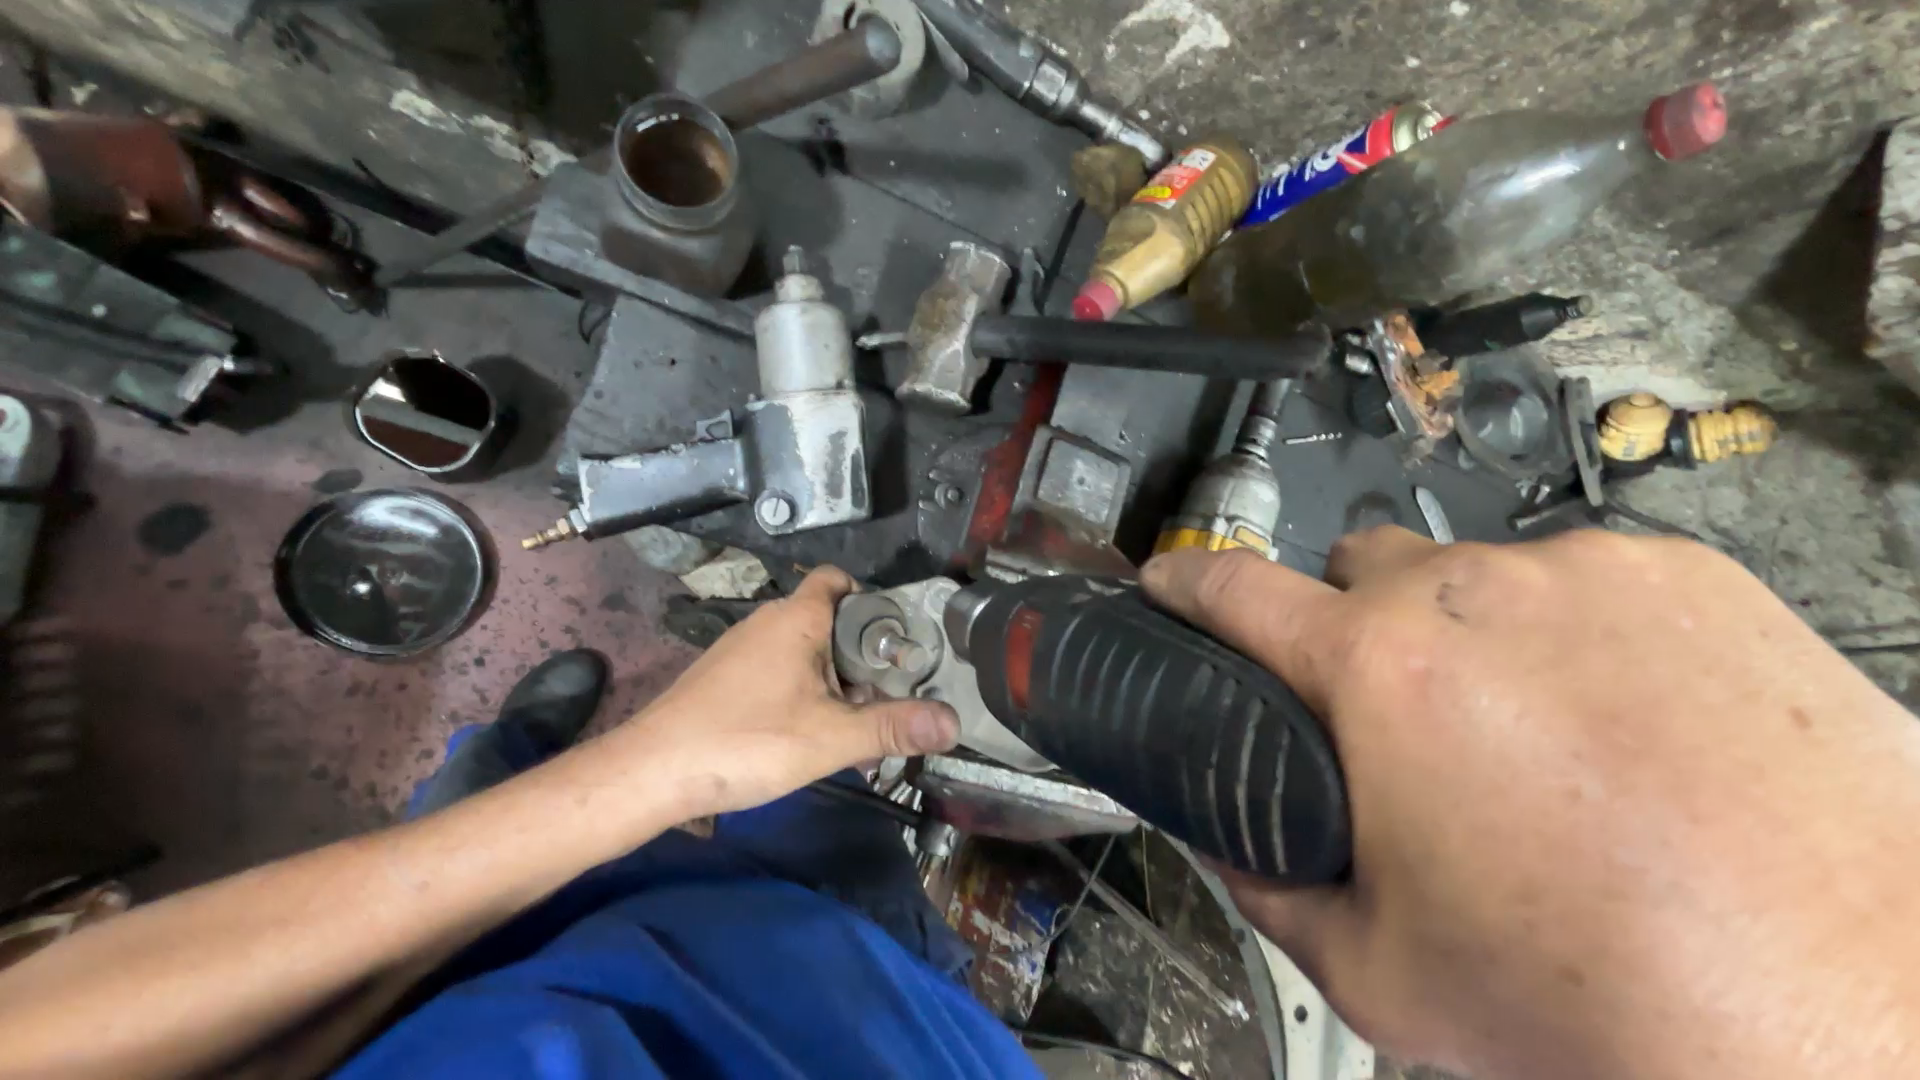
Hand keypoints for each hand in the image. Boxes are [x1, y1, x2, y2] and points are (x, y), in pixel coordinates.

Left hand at [602, 567, 959, 817]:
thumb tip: (953, 721)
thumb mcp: (830, 738)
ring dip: (832, 677)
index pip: (837, 580)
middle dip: (861, 651)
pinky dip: (801, 690)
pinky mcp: (724, 678)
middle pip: (828, 619)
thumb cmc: (746, 740)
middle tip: (888, 691)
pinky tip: (807, 732)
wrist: (651, 772)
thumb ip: (893, 726)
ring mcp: (740, 650)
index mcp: (796, 619)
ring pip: (802, 649)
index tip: (898, 638)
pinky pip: (777, 670)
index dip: (871, 598)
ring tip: (855, 718)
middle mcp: (767, 623)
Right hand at [1143, 529, 1919, 1079]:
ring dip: (1459, 631)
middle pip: (1357, 568)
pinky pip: (1579, 580)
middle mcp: (1470, 595)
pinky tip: (1620, 716)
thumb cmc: (1599, 997)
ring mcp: (1588, 572)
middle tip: (1389, 713)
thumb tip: (1228, 842)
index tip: (1164, 580)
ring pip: (1468, 574)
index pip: (1235, 592)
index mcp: (1377, 674)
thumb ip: (1271, 887)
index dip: (1184, 582)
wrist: (1879, 1020)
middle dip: (1347, 623)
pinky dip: (1564, 629)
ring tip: (1523, 730)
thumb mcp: (1380, 971)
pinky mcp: (1692, 576)